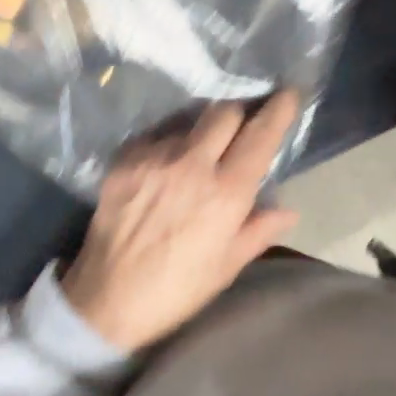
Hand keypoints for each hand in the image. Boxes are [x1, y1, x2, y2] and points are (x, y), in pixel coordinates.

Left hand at [62, 93, 303, 351]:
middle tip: (240, 130)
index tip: (287, 95)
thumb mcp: (225, 267)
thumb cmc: (176, 292)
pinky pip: (154, 137)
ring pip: (187, 122)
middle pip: (224, 112)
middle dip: (238, 115)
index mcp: (226, 194)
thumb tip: (287, 211)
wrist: (108, 300)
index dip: (278, 110)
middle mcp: (192, 165)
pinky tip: (164, 169)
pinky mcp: (123, 162)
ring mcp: (153, 159)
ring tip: (198, 154)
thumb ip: (258, 231)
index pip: (260, 135)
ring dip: (200, 132)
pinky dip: (166, 145)